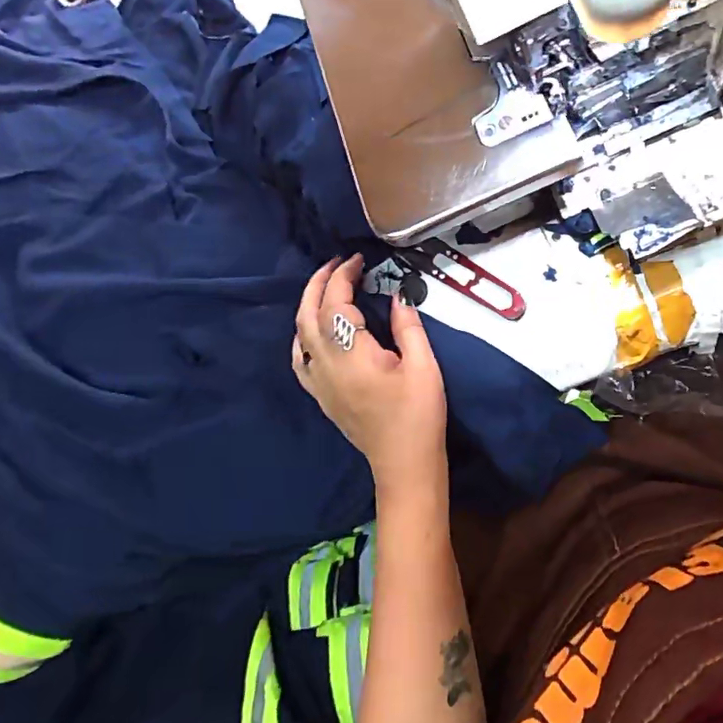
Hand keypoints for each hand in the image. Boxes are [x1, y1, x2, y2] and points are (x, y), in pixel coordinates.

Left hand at [292, 255, 447, 499]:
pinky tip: (312, 330)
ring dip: (309, 304)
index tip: (358, 260)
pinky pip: (299, 359)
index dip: (343, 276)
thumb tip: (397, 296)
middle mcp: (326, 364)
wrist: (404, 462)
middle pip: (308, 313)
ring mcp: (318, 382)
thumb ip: (407, 326)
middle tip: (338, 263)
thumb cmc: (419, 414)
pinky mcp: (319, 395)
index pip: (336, 303)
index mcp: (351, 354)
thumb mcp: (423, 366)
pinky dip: (302, 336)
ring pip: (299, 334)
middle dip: (319, 283)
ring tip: (326, 287)